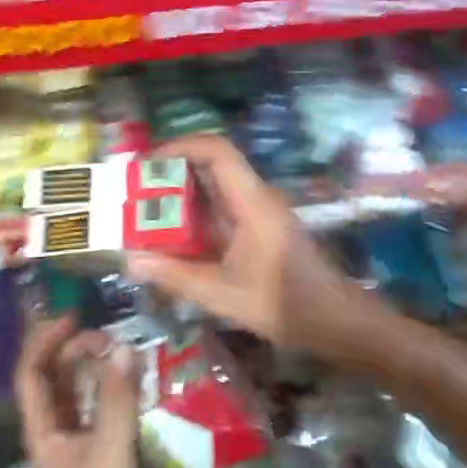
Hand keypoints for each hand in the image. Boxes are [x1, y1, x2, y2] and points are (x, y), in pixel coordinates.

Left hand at [15, 315, 145, 467]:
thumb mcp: (113, 453)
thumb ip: (119, 399)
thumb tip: (124, 347)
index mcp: (43, 433)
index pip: (31, 376)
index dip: (45, 342)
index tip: (73, 316)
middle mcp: (53, 433)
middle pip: (55, 379)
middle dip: (77, 352)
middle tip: (112, 338)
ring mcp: (75, 444)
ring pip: (78, 393)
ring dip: (95, 369)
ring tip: (123, 352)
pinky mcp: (97, 453)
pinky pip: (98, 408)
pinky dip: (111, 389)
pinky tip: (133, 382)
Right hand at [125, 135, 390, 362]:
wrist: (336, 320)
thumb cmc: (284, 304)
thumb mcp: (222, 294)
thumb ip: (176, 275)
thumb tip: (130, 259)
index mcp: (252, 201)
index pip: (216, 150)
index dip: (178, 147)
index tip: (144, 165)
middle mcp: (256, 198)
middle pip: (211, 167)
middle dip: (171, 175)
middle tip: (133, 194)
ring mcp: (260, 213)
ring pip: (215, 191)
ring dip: (181, 199)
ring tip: (143, 217)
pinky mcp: (260, 230)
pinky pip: (222, 212)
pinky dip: (196, 219)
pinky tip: (173, 241)